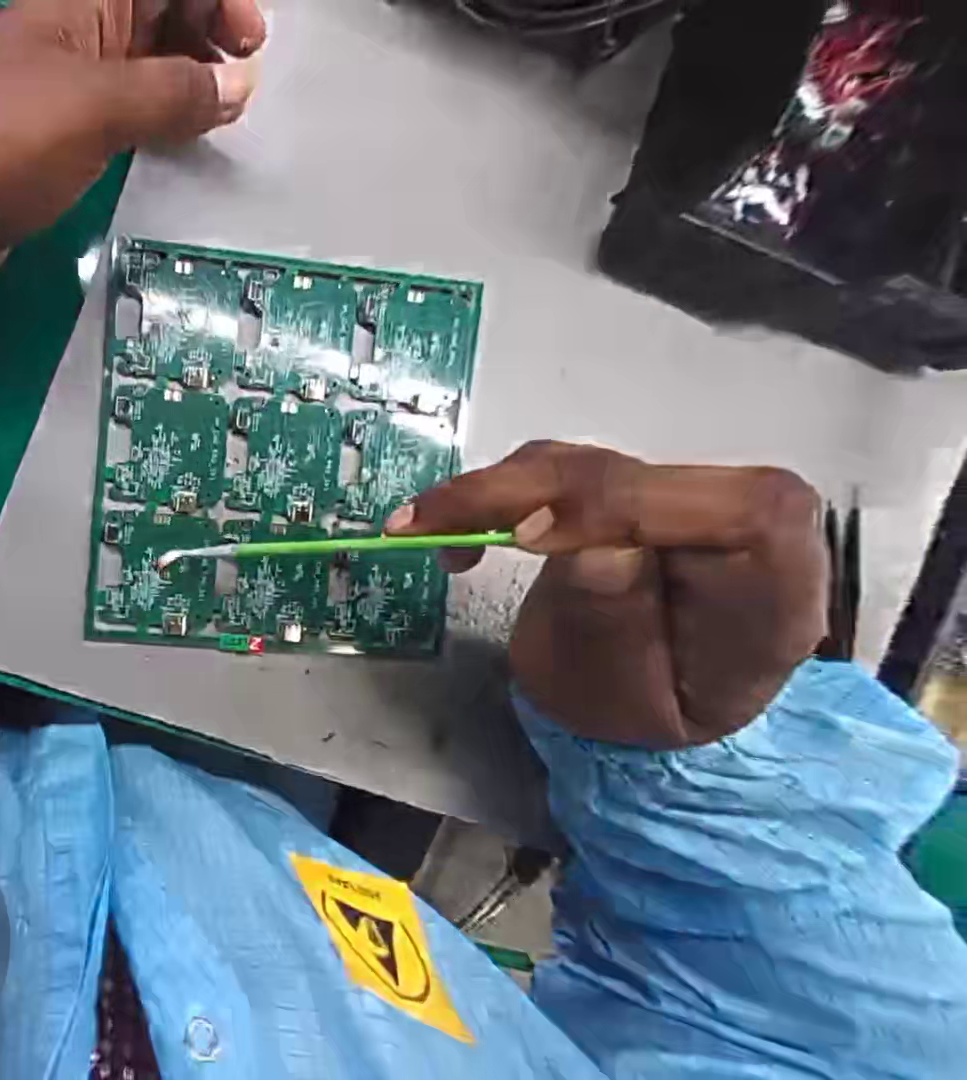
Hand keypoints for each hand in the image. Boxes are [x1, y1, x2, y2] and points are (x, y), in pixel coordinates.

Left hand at [0, 0, 265, 284]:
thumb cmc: (7, 144)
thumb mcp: (97, 108)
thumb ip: (171, 92)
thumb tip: (235, 88)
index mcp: (83, 0)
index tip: (250, 46)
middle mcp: (77, 34)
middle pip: (161, 15)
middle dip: (208, 40)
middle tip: (239, 89)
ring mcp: (67, 89)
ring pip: (144, 70)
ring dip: (185, 86)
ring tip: (219, 118)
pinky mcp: (59, 140)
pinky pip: (121, 117)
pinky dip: (154, 124)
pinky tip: (177, 143)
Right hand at [390, 441, 828, 747]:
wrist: (642, 696)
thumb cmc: (641, 712)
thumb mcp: (628, 699)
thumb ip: (618, 630)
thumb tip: (592, 549)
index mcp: (770, 580)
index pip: (727, 510)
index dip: (623, 508)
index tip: (520, 538)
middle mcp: (726, 519)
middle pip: (622, 473)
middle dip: (511, 493)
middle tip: (421, 524)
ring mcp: (664, 497)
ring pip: (568, 464)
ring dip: (481, 492)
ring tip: (415, 528)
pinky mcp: (609, 493)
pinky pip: (542, 474)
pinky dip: (482, 496)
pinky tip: (446, 530)